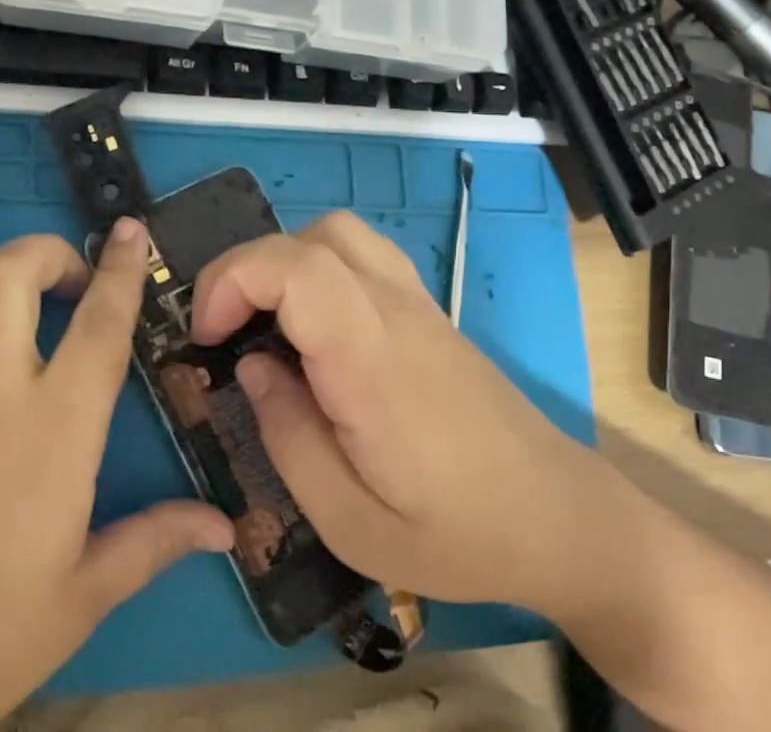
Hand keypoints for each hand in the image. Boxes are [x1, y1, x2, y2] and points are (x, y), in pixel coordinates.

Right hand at [190, 211, 620, 611]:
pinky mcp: (431, 315)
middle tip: (224, 335)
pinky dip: (318, 271)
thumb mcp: (352, 523)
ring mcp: (421, 306)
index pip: (295, 268)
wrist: (564, 522)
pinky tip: (315, 334)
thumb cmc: (459, 536)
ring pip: (340, 235)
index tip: (206, 339)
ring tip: (265, 327)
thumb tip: (252, 368)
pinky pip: (364, 258)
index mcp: (373, 362)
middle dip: (245, 271)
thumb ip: (289, 438)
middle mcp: (398, 313)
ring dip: (285, 264)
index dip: (231, 281)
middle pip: (312, 237)